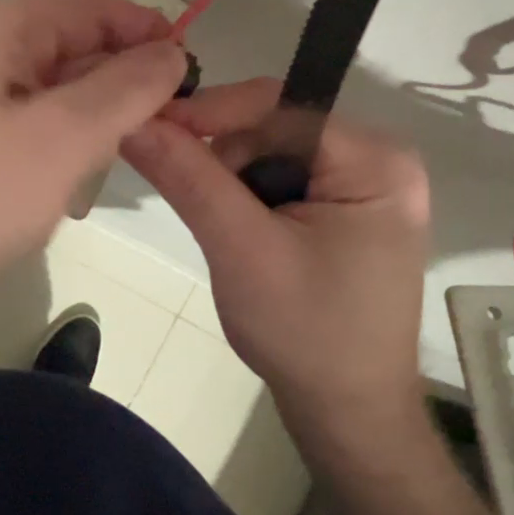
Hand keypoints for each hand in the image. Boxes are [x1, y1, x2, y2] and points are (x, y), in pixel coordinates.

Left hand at [0, 0, 185, 326]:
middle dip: (115, 86)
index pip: (88, 8)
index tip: (195, 77)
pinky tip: (59, 189)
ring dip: (81, 124)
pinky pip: (10, 130)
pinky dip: (45, 150)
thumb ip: (125, 89)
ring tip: (108, 167)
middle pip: (62, 49)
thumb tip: (170, 52)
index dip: (146, 34)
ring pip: (39, 95)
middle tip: (161, 135)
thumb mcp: (63, 138)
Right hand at [121, 79, 429, 415]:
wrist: (346, 410)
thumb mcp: (239, 248)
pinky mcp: (347, 216)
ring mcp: (366, 190)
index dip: (210, 112)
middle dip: (221, 155)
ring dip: (230, 180)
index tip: (147, 129)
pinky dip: (246, 199)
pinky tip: (234, 233)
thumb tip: (134, 119)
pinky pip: (283, 183)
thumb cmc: (304, 331)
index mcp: (375, 160)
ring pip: (272, 154)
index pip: (278, 104)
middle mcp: (379, 162)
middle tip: (181, 192)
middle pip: (275, 126)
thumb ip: (188, 177)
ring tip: (214, 227)